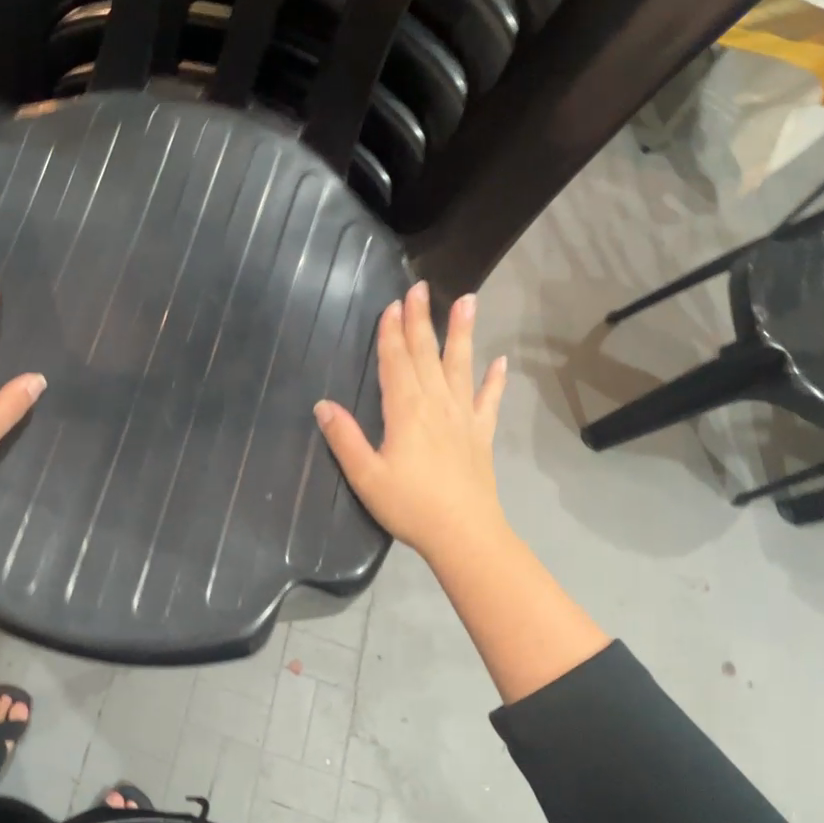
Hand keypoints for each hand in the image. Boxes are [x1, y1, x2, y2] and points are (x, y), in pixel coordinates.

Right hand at [314, 283, 507, 562]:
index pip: (396, 362)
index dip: (392, 333)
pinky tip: (500, 362)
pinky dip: (495, 380)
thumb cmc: (410, 506)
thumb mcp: (365, 475)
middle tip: (420, 287)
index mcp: (405, 411)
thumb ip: (344, 438)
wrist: (465, 535)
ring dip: (462, 333)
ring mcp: (463, 417)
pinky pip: (488, 400)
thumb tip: (322, 405)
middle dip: (421, 320)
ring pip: (460, 366)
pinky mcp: (481, 435)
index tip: (392, 304)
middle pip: (426, 354)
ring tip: (467, 301)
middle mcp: (436, 404)